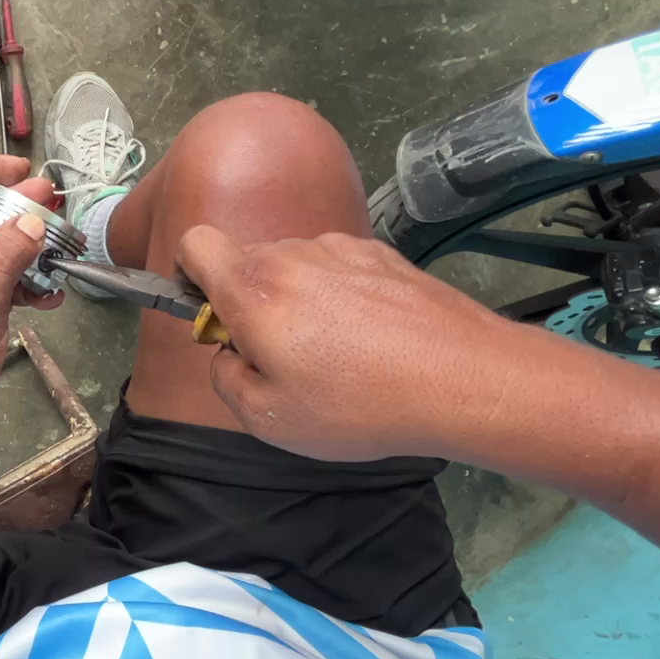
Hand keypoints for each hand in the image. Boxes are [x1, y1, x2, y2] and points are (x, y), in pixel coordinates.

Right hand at [177, 226, 539, 461]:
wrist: (470, 381)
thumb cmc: (356, 404)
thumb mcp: (266, 416)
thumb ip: (224, 376)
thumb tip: (228, 351)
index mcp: (253, 287)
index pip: (196, 243)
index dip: (189, 273)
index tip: (212, 314)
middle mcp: (293, 253)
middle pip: (245, 258)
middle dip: (245, 298)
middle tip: (278, 351)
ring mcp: (343, 248)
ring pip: (293, 263)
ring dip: (293, 295)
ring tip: (334, 348)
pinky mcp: (385, 254)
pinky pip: (337, 266)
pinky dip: (336, 293)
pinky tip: (370, 335)